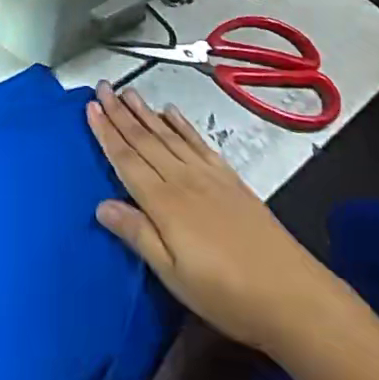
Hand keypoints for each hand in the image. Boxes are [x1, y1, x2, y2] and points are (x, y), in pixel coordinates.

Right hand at [83, 81, 354, 355]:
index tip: (91, 107)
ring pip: (169, 135)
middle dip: (121, 113)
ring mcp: (208, 175)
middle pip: (146, 139)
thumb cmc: (224, 292)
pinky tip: (171, 113)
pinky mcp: (228, 177)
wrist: (287, 289)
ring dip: (146, 112)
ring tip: (128, 92)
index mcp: (165, 202)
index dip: (107, 132)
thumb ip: (138, 234)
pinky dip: (181, 125)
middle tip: (103, 87)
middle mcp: (184, 179)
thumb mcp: (173, 274)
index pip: (127, 160)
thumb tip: (101, 205)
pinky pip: (198, 142)